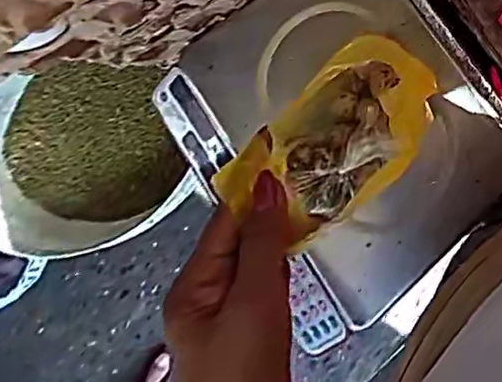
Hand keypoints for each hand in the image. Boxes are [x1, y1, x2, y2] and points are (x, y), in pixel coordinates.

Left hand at [163, 172, 295, 381]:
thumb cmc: (241, 370)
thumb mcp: (254, 299)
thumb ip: (262, 240)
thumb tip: (267, 184)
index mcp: (194, 283)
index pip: (226, 215)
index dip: (252, 179)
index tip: (275, 143)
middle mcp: (205, 289)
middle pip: (239, 230)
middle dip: (269, 199)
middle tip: (303, 163)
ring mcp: (226, 305)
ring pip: (254, 248)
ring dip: (278, 222)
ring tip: (307, 190)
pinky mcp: (248, 318)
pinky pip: (264, 270)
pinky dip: (283, 249)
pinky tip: (301, 237)